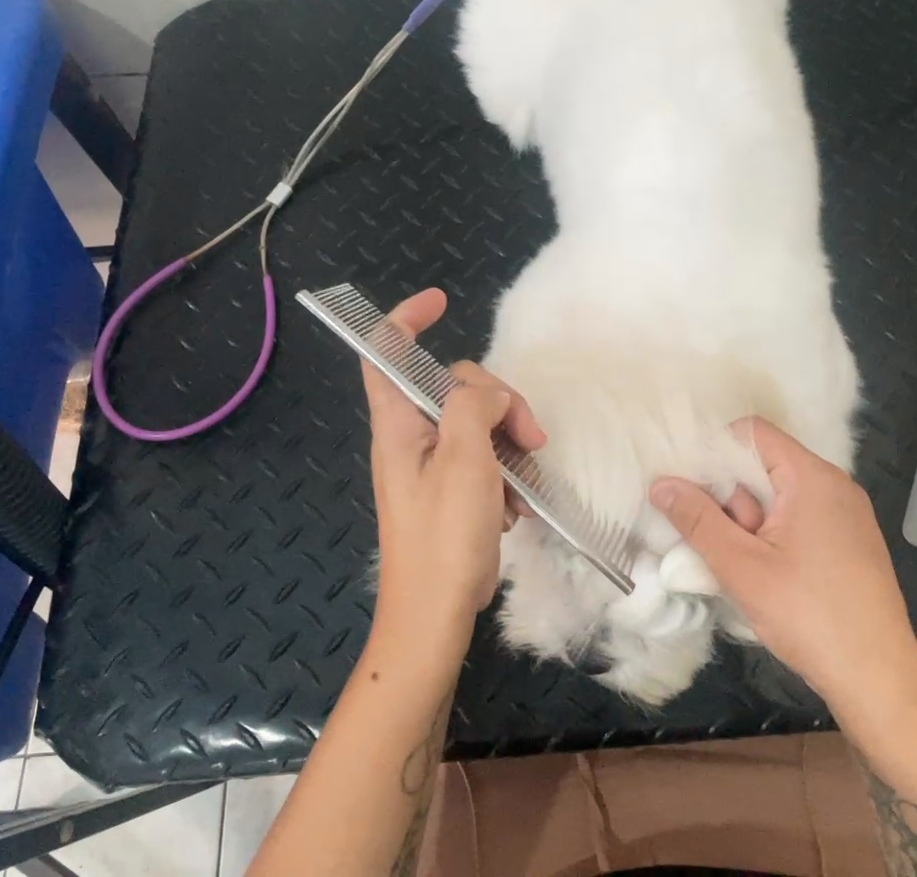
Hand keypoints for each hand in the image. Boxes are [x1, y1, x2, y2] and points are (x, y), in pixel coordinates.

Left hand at [361, 289, 545, 638]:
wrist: (434, 614)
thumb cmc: (443, 537)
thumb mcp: (463, 461)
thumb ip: (475, 407)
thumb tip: (490, 393)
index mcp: (398, 423)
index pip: (385, 351)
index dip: (406, 318)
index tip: (441, 302)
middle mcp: (411, 437)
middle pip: (455, 387)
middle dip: (500, 402)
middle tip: (531, 440)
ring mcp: (433, 465)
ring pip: (478, 424)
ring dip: (509, 446)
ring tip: (522, 487)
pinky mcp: (452, 492)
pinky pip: (484, 461)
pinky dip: (505, 476)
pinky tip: (514, 508)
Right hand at [649, 418, 916, 716]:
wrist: (878, 678)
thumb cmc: (808, 615)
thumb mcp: (741, 567)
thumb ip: (697, 519)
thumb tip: (660, 483)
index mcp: (812, 477)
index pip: (753, 432)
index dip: (714, 450)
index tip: (690, 489)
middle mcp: (835, 485)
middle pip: (764, 465)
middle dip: (733, 499)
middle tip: (727, 545)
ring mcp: (847, 515)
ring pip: (778, 497)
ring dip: (750, 523)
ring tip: (748, 569)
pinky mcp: (851, 543)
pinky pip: (799, 520)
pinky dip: (773, 537)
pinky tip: (767, 577)